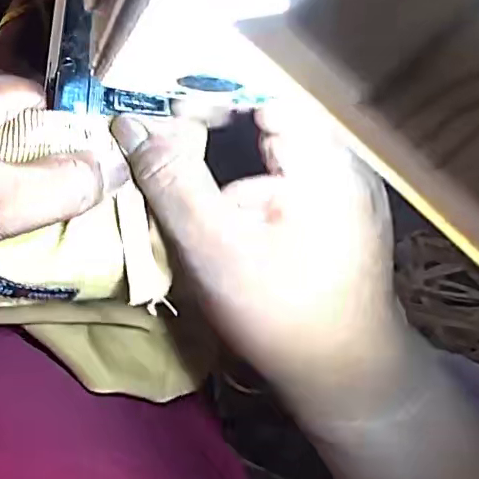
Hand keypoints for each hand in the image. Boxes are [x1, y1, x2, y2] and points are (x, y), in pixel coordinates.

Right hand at [113, 103, 411, 421]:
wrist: (349, 381)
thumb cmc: (281, 314)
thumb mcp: (213, 246)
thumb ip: (170, 181)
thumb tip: (130, 125)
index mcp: (323, 159)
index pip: (253, 97)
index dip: (202, 106)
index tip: (159, 130)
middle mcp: (342, 160)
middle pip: (262, 118)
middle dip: (208, 131)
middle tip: (163, 155)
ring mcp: (345, 185)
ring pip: (270, 145)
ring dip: (223, 154)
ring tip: (183, 176)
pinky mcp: (337, 208)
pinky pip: (283, 171)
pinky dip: (244, 176)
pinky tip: (220, 202)